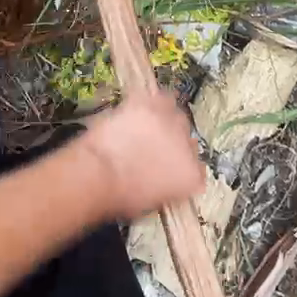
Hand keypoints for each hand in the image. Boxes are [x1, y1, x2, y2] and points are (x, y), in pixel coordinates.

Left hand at [78, 83, 204, 220]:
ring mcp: (169, 122)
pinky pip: (154, 96)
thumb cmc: (122, 196)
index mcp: (191, 175)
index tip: (168, 164)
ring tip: (148, 120)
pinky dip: (146, 100)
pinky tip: (136, 104)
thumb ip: (167, 184)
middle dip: (173, 137)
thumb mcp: (153, 199)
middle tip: (154, 142)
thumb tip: (161, 176)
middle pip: (186, 135)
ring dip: (164, 115)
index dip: (180, 163)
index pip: (196, 166)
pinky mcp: (149, 105)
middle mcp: (187, 146)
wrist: (101, 173)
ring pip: (174, 110)